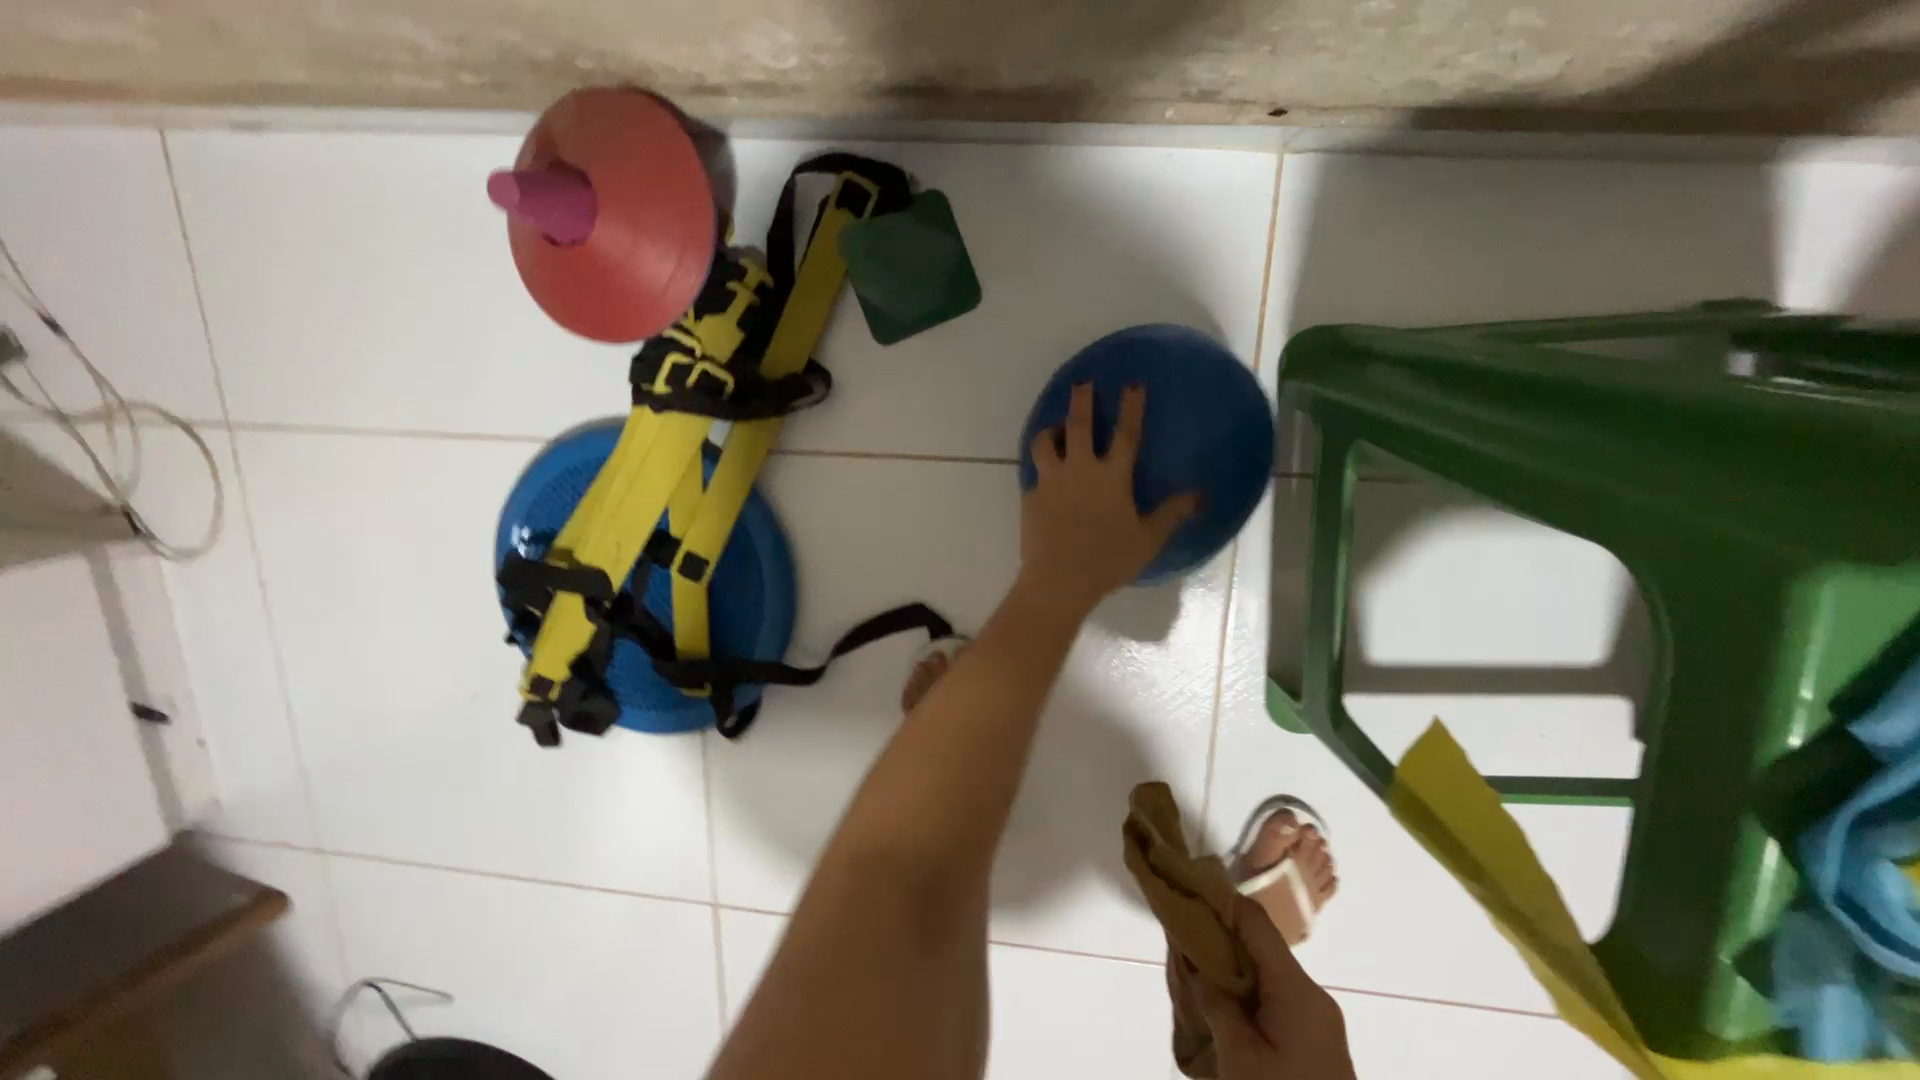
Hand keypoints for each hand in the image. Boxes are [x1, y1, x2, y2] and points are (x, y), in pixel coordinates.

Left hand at [1020, 383, 1198, 611]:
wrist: (1058, 579)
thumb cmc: (1108, 560)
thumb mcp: (1148, 539)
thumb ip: (1172, 514)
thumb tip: (1200, 495)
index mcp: (1111, 476)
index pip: (1126, 433)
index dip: (1131, 407)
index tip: (1133, 384)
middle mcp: (1079, 469)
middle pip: (1079, 424)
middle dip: (1082, 400)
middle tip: (1082, 384)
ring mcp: (1050, 481)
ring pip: (1044, 443)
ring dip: (1050, 431)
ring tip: (1054, 429)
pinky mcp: (1030, 497)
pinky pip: (1034, 474)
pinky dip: (1040, 469)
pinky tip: (1042, 478)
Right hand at [1194, 897, 1356, 1079]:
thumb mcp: (1239, 1058)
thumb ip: (1215, 1003)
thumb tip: (1196, 961)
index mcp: (1296, 990)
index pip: (1255, 922)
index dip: (1220, 903)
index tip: (1184, 895)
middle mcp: (1312, 995)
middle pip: (1261, 948)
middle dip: (1220, 941)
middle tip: (1179, 943)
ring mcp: (1319, 1020)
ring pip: (1268, 976)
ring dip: (1232, 972)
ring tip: (1193, 977)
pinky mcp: (1317, 1042)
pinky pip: (1277, 1002)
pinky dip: (1248, 996)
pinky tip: (1221, 1010)